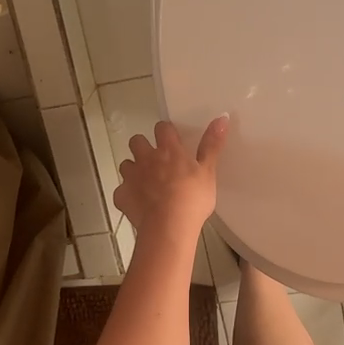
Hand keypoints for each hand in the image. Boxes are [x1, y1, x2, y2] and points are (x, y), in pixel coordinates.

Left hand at [113, 118, 228, 242]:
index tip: (172, 140)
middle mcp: (146, 158)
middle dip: (142, 146)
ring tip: (145, 182)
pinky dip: (127, 195)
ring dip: (133, 170)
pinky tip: (138, 204)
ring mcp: (131, 177)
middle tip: (155, 160)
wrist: (169, 227)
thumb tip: (222, 117)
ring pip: (126, 164)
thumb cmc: (192, 199)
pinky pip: (121, 191)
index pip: (163, 128)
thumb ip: (212, 145)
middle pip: (137, 141)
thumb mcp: (208, 171)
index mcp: (168, 150)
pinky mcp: (122, 196)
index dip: (166, 132)